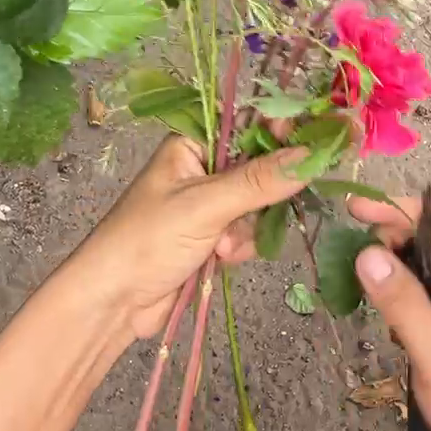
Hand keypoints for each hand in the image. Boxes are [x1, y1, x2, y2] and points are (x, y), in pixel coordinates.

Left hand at [71, 137, 307, 339]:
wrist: (113, 304)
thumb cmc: (148, 240)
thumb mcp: (205, 205)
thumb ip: (259, 181)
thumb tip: (311, 154)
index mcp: (193, 144)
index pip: (248, 127)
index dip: (282, 135)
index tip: (317, 145)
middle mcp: (203, 168)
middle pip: (261, 168)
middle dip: (261, 198)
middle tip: (255, 212)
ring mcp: (210, 205)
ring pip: (260, 205)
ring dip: (248, 229)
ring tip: (222, 247)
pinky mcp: (214, 237)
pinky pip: (249, 233)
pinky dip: (241, 247)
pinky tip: (220, 260)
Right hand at [349, 193, 430, 430]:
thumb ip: (404, 305)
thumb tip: (366, 253)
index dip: (395, 207)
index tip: (353, 209)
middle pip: (430, 231)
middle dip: (389, 231)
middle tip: (350, 250)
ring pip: (424, 253)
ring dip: (391, 255)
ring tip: (358, 273)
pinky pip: (424, 278)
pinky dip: (399, 278)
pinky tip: (380, 297)